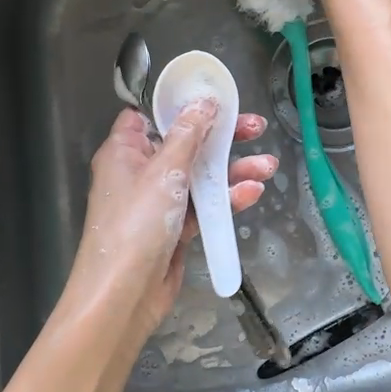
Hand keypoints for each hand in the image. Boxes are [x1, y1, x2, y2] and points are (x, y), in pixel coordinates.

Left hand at [68, 102, 275, 340]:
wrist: (123, 296)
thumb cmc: (135, 225)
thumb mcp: (164, 171)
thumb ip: (188, 134)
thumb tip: (205, 101)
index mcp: (126, 152)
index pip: (149, 116)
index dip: (179, 104)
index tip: (213, 95)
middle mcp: (141, 172)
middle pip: (185, 143)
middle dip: (222, 137)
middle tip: (255, 128)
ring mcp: (159, 201)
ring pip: (201, 175)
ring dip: (233, 170)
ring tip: (268, 167)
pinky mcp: (175, 227)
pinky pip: (205, 204)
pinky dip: (226, 198)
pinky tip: (252, 193)